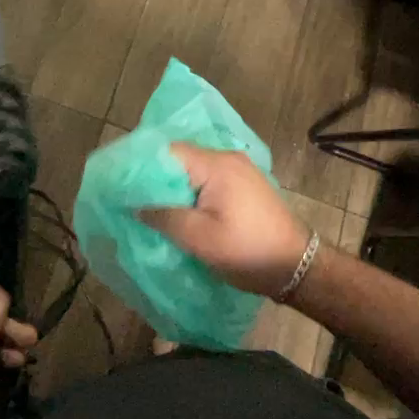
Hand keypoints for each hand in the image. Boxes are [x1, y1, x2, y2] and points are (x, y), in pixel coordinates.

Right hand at [140, 142, 311, 297]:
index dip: (142, 165)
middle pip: (180, 158)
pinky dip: (192, 190)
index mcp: (216, 165)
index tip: (120, 182)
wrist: (297, 267)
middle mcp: (228, 158)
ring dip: (174, 185)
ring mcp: (239, 169)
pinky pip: (209, 178)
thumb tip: (135, 204)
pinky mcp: (245, 184)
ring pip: (194, 169)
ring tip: (151, 205)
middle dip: (155, 176)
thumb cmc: (247, 252)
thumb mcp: (200, 239)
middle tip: (131, 196)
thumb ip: (164, 217)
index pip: (168, 151)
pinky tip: (181, 208)